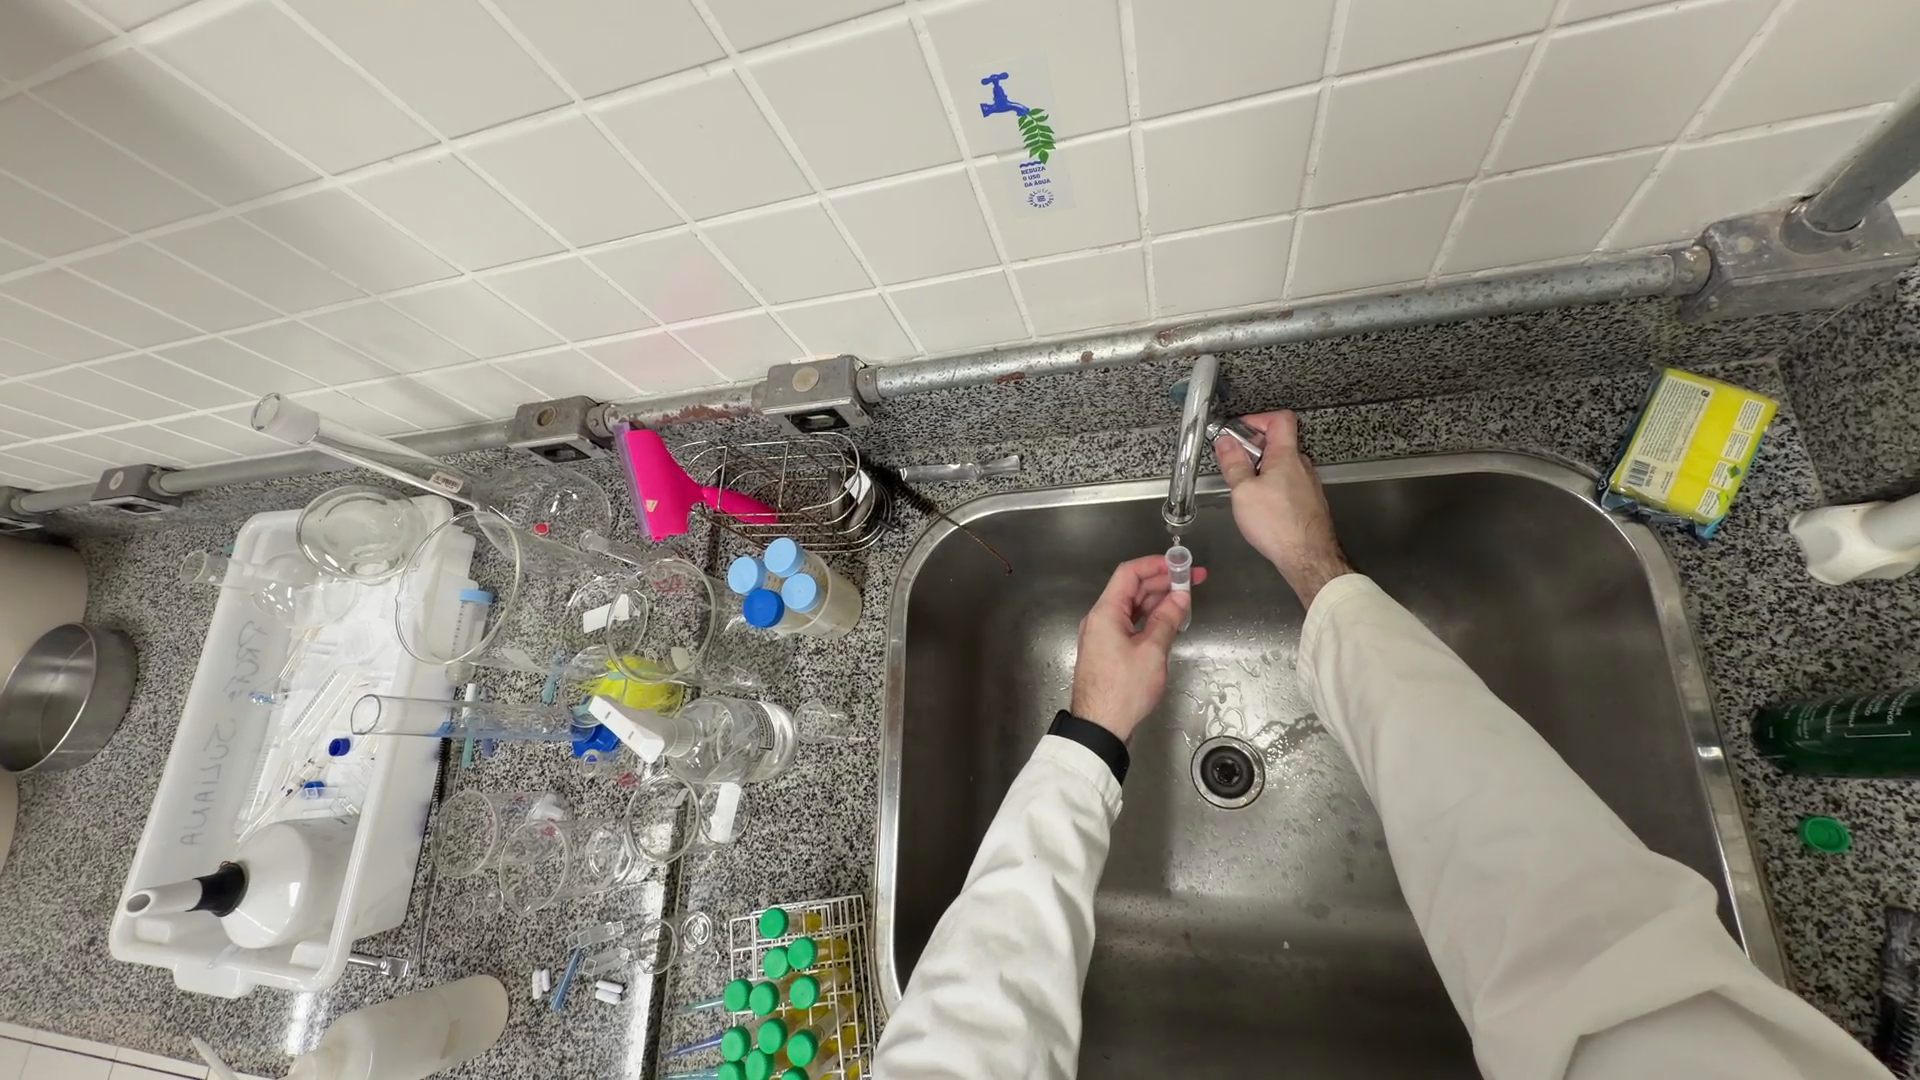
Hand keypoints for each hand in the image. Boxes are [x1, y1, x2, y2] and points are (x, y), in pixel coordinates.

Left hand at [1070, 555, 1207, 742]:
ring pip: (1131, 608)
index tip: (1180, 564)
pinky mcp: (1108, 651)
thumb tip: (1180, 598)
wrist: (1100, 726)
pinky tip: (1168, 622)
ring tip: (1185, 600)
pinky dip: (1149, 619)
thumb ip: (1166, 620)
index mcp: (1105, 613)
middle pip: (1131, 589)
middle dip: (1161, 582)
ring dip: (1157, 601)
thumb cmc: (1123, 689)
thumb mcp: (1151, 651)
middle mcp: (1100, 619)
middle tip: (1192, 580)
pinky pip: (1129, 625)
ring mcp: (1103, 636)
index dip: (1155, 565)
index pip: (1128, 574)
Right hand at [1213, 410, 1351, 608]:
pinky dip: (1272, 484)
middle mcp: (1302, 466)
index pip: (1280, 419)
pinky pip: (1288, 482)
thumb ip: (1234, 463)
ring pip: (1283, 464)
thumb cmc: (1277, 524)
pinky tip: (1260, 504)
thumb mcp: (1243, 491)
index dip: (1257, 419)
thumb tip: (1225, 442)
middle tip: (1234, 460)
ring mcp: (1308, 484)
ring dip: (1262, 467)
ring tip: (1244, 485)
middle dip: (1254, 447)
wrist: (1307, 556)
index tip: (1238, 431)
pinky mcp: (1308, 501)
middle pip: (1280, 442)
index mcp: (1286, 456)